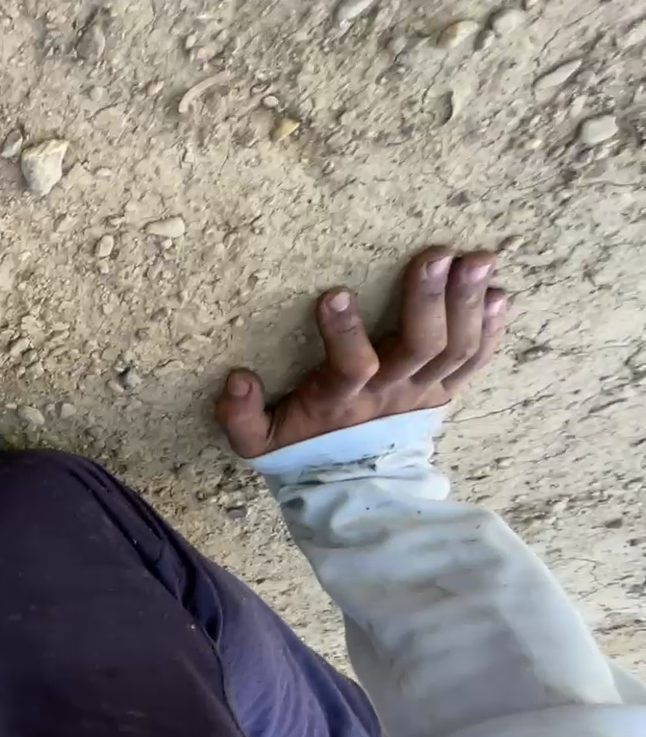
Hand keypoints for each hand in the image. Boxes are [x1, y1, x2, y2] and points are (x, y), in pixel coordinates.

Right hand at [216, 247, 510, 456]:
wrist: (345, 481)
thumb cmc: (296, 449)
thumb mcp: (253, 439)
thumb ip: (238, 413)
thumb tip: (236, 377)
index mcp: (340, 402)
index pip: (351, 366)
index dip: (344, 332)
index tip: (335, 293)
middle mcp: (389, 394)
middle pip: (421, 347)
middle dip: (429, 300)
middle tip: (436, 256)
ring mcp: (422, 392)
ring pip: (457, 347)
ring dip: (469, 302)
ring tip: (477, 260)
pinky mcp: (444, 391)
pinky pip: (477, 359)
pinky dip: (492, 327)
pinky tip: (499, 293)